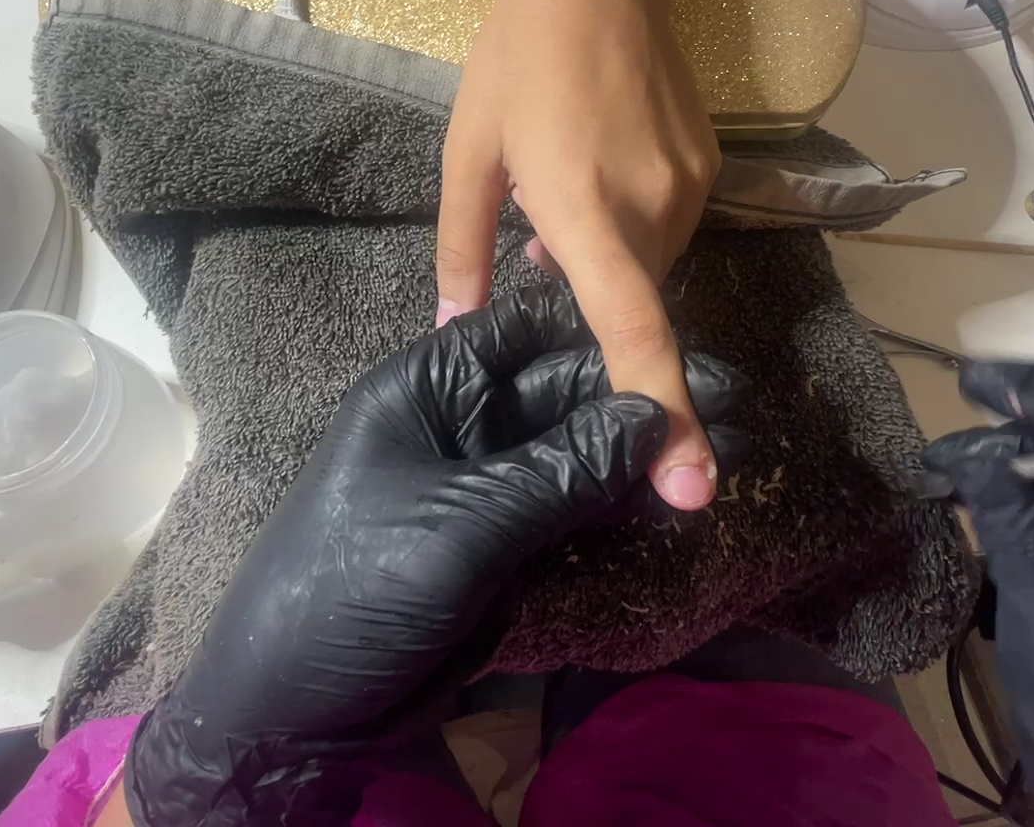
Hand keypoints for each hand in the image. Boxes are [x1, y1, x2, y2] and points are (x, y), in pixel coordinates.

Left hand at [124, 286, 746, 824]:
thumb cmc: (357, 586)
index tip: (678, 338)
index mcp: (432, 386)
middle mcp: (465, 418)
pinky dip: (621, 500)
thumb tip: (656, 417)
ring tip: (731, 449)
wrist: (301, 703)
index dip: (599, 330)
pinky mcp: (509, 531)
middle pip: (565, 391)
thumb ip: (558, 472)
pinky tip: (676, 498)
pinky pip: (574, 502)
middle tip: (732, 401)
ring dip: (644, 452)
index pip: (525, 332)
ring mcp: (490, 477)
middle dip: (641, 397)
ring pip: (579, 449)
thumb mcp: (459, 525)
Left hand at [437, 0, 721, 511]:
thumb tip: (457, 326)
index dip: (663, 412)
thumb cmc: (518, 55)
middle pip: (631, 300)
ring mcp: (693, 189)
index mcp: (584, 210)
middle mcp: (654, 211)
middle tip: (537, 252)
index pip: (633, 328)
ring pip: (649, 264)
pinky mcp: (711, 169)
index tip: (693, 487)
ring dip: (607, 258)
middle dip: (590, 300)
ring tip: (562, 197)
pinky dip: (630, 231)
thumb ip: (463, 249)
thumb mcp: (468, 154)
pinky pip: (666, 230)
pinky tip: (597, 179)